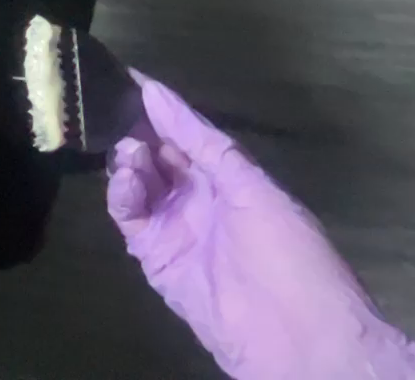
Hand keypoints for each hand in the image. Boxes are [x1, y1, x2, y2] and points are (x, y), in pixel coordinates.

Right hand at [108, 71, 414, 379]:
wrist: (299, 340)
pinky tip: (128, 183)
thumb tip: (154, 91)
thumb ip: (200, 141)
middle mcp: (194, 194)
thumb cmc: (290, 255)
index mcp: (226, 178)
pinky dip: (121, 191)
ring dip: (127, 159)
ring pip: (132, 176)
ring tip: (133, 156)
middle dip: (132, 129)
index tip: (122, 75)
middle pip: (151, 150)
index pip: (181, 131)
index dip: (156, 106)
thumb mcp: (254, 188)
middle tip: (114, 114)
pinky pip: (125, 210)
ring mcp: (169, 221)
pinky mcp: (149, 249)